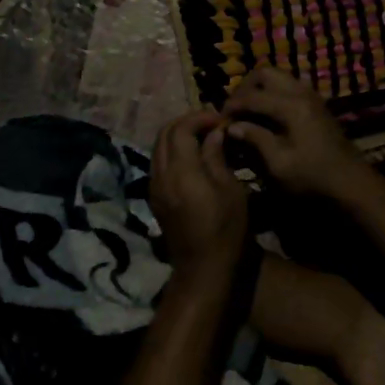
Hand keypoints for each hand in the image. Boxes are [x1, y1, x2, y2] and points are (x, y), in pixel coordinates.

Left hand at [148, 110, 248, 266]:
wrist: (203, 266)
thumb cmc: (226, 227)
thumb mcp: (230, 188)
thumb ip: (217, 156)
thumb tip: (215, 133)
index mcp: (181, 171)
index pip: (181, 129)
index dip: (200, 117)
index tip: (221, 119)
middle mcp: (161, 175)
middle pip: (165, 133)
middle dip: (187, 122)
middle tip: (212, 124)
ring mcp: (154, 187)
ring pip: (158, 147)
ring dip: (178, 135)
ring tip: (204, 138)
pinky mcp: (155, 197)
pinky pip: (159, 162)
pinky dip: (174, 151)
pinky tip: (194, 158)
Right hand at [223, 65, 369, 196]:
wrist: (350, 180)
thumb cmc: (312, 176)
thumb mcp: (278, 164)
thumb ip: (255, 139)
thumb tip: (232, 126)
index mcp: (291, 106)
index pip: (252, 95)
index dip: (231, 106)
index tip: (219, 120)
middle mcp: (301, 93)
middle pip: (265, 73)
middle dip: (245, 88)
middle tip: (235, 110)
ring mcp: (311, 95)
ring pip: (278, 76)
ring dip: (259, 88)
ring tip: (248, 112)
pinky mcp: (316, 103)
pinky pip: (289, 86)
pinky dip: (273, 93)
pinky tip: (266, 116)